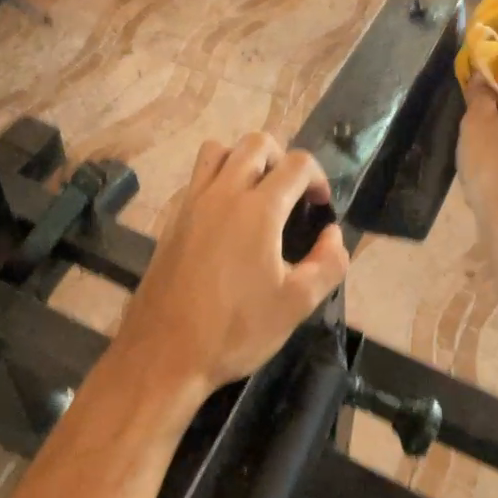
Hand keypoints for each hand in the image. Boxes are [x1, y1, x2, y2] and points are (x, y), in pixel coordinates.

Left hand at [110, 133, 350, 396]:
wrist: (164, 353)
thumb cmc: (235, 331)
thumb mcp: (296, 305)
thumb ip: (327, 263)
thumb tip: (333, 235)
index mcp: (258, 210)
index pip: (296, 164)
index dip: (318, 178)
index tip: (321, 208)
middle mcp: (223, 194)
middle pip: (256, 143)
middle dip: (282, 159)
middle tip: (291, 195)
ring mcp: (191, 203)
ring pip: (218, 150)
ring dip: (244, 160)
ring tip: (257, 195)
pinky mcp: (171, 219)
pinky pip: (196, 177)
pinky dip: (217, 179)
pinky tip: (226, 219)